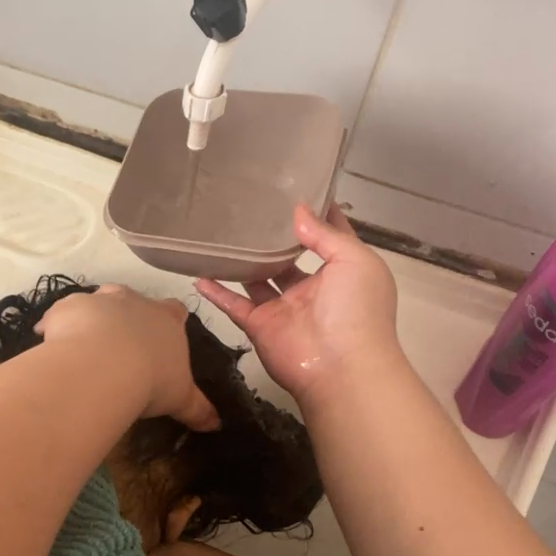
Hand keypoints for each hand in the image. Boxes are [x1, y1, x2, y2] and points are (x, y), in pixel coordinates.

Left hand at [36, 284, 218, 430]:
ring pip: (94, 302)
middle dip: (125, 317)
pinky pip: (59, 313)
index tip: (159, 337)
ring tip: (82, 347)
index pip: (174, 311)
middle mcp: (133, 301)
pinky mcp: (67, 306)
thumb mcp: (179, 398)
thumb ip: (198, 409)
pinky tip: (49, 344)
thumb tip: (217, 424)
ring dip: (89, 318)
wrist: (103, 366)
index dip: (168, 321)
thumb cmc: (151, 379)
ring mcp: (99, 300)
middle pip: (131, 298)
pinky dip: (54, 327)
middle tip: (117, 346)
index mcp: (166, 318)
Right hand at [196, 202, 401, 406]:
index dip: (318, 214)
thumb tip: (298, 210)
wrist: (339, 367)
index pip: (329, 237)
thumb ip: (325, 235)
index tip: (299, 188)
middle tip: (251, 208)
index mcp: (341, 271)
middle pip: (288, 258)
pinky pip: (234, 305)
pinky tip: (199, 274)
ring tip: (223, 234)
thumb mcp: (354, 260)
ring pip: (258, 279)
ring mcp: (283, 308)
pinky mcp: (259, 325)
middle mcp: (312, 288)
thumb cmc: (357, 308)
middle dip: (275, 237)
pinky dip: (217, 292)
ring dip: (244, 262)